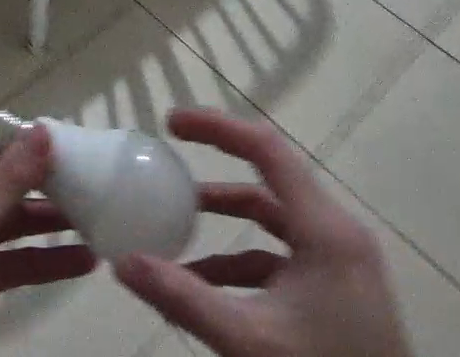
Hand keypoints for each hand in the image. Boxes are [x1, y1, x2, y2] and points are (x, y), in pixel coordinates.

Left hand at [0, 116, 98, 356]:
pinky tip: (86, 260)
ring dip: (51, 217)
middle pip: (3, 173)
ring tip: (97, 216)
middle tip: (90, 174)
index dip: (16, 131)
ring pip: (16, 217)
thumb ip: (9, 177)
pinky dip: (49, 259)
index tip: (61, 136)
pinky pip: (21, 258)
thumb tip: (44, 129)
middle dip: (42, 174)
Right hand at [114, 109, 409, 356]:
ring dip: (223, 218)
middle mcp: (337, 236)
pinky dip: (237, 260)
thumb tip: (121, 261)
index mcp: (327, 232)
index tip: (170, 124)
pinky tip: (200, 283)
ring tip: (174, 223)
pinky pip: (278, 256)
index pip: (267, 150)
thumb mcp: (250, 342)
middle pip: (268, 178)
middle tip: (166, 161)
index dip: (216, 128)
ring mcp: (339, 265)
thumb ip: (183, 298)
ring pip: (271, 219)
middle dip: (214, 167)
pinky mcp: (335, 292)